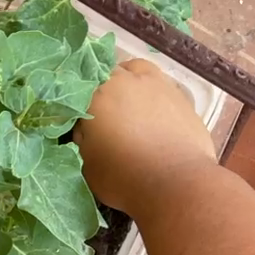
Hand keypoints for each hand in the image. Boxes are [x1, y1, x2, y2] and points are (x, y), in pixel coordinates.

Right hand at [76, 59, 217, 217]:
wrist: (175, 182)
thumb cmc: (123, 176)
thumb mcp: (87, 164)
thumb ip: (84, 140)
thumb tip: (88, 131)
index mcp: (96, 95)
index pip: (76, 90)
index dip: (74, 105)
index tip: (75, 122)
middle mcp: (126, 80)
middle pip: (107, 74)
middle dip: (101, 91)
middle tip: (100, 116)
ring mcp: (157, 84)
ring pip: (136, 71)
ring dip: (128, 84)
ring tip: (127, 108)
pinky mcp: (180, 95)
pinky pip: (158, 87)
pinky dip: (151, 96)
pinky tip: (151, 118)